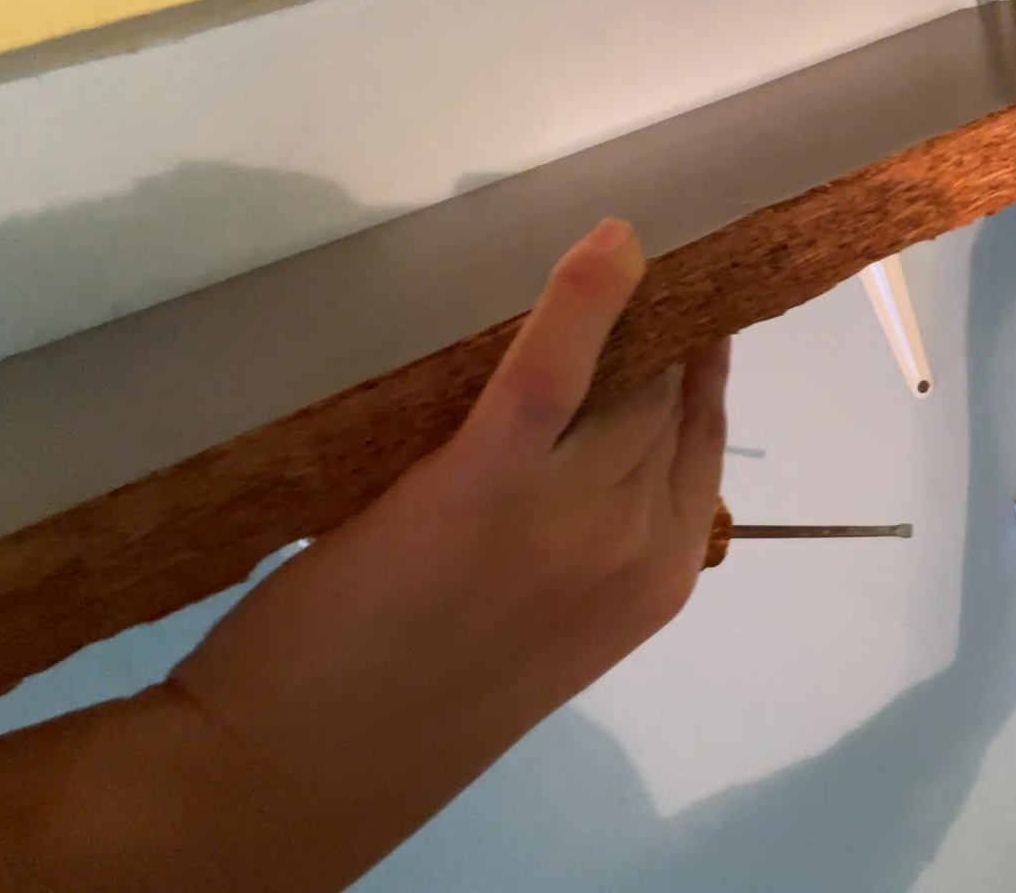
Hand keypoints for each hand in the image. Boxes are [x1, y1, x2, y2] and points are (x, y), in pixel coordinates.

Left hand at [156, 218, 727, 886]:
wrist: (307, 770)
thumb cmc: (440, 685)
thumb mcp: (573, 618)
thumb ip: (619, 530)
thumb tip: (627, 432)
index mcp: (669, 572)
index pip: (708, 440)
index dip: (708, 369)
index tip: (701, 313)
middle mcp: (644, 538)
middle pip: (671, 401)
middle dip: (672, 334)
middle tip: (660, 267)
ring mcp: (576, 515)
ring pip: (631, 382)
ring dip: (641, 311)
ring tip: (637, 253)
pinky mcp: (486, 487)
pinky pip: (552, 377)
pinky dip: (584, 304)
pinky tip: (610, 244)